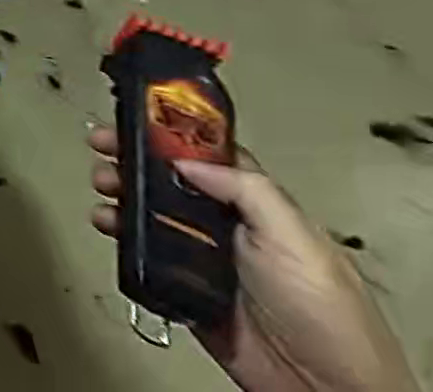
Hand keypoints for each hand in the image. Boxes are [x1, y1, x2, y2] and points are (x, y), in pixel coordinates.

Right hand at [88, 127, 419, 391]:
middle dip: (131, 155)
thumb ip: (247, 190)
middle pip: (166, 176)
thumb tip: (189, 159)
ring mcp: (200, 254)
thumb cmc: (329, 316)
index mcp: (254, 204)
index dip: (168, 132)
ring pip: (147, 209)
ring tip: (103, 185)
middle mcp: (223, 223)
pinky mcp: (181, 286)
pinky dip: (117, 233)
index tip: (135, 116)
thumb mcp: (296, 239)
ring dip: (119, 190)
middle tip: (104, 144)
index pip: (204, 153)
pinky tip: (106, 223)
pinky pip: (140, 251)